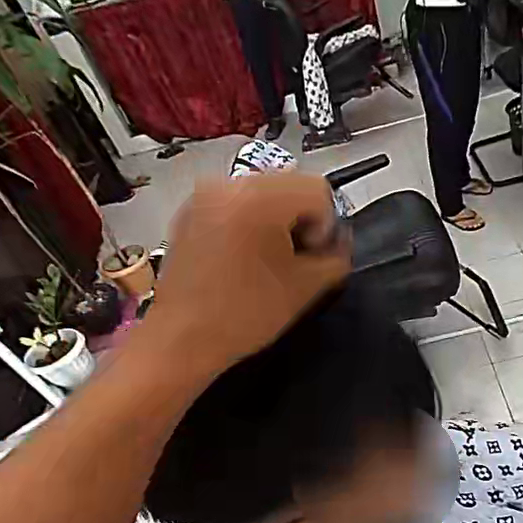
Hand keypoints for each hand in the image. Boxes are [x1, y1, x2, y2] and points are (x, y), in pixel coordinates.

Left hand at [143, 173, 347, 368]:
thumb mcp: (307, 287)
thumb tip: (339, 243)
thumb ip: (337, 257)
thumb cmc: (245, 314)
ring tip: (271, 261)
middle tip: (297, 259)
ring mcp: (203, 196)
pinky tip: (247, 260)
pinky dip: (251, 224)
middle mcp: (227, 184)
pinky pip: (236, 205)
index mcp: (259, 198)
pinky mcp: (190, 212)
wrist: (183, 338)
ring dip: (278, 222)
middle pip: (289, 185)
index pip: (318, 190)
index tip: (315, 255)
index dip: (327, 225)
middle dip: (302, 220)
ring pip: (263, 194)